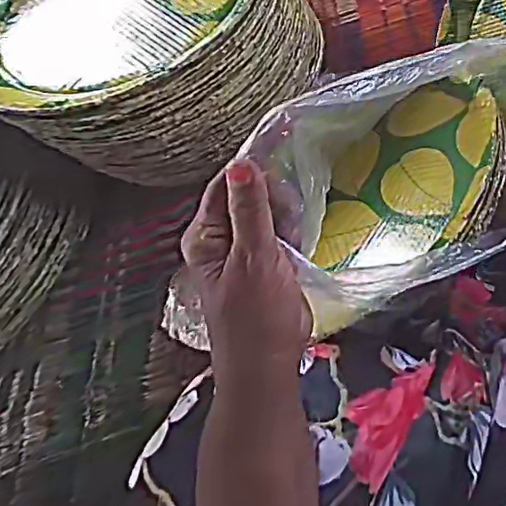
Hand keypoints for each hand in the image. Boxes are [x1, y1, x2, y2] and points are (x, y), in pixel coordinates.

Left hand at [182, 158, 311, 374]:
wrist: (270, 363)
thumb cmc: (256, 314)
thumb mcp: (254, 257)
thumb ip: (250, 209)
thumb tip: (242, 163)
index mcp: (205, 235)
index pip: (226, 182)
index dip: (252, 164)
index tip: (285, 141)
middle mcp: (220, 237)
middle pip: (248, 192)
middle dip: (274, 194)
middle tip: (290, 213)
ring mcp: (243, 248)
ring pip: (267, 209)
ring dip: (285, 211)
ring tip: (294, 233)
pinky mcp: (265, 258)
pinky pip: (278, 227)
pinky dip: (292, 226)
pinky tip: (300, 238)